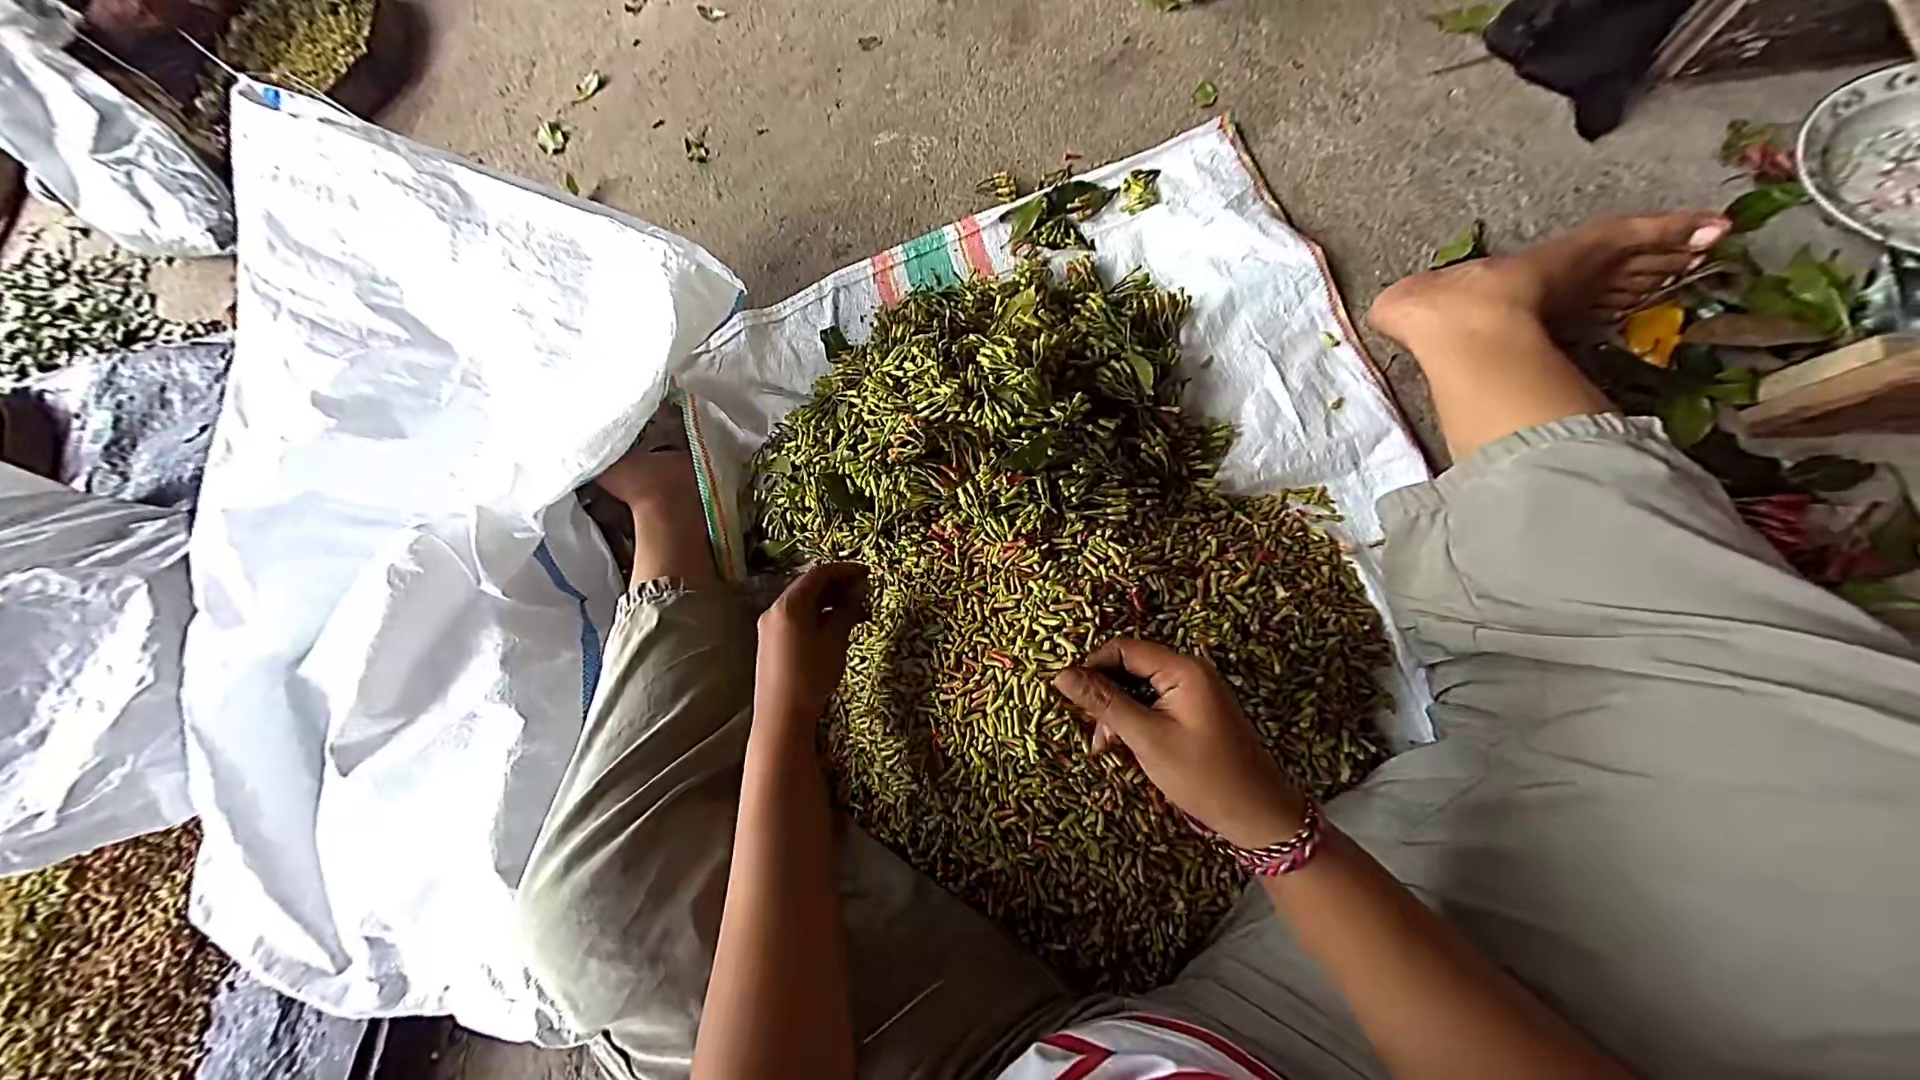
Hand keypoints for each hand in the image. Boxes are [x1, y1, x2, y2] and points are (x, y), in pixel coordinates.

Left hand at [755, 563, 869, 722]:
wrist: (781, 716)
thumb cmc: (811, 675)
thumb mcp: (834, 640)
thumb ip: (846, 610)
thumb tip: (859, 589)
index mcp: (789, 605)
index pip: (818, 574)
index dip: (844, 570)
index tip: (867, 573)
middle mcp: (775, 609)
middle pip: (809, 586)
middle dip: (838, 586)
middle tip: (864, 592)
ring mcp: (770, 626)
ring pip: (804, 603)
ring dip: (829, 602)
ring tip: (857, 613)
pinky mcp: (771, 641)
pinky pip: (797, 618)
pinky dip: (818, 616)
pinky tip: (837, 627)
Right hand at [1052, 638, 1305, 848]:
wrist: (1260, 816)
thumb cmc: (1204, 776)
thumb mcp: (1146, 738)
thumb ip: (1104, 702)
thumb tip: (1061, 674)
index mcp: (1183, 669)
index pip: (1122, 649)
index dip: (1091, 667)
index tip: (1067, 695)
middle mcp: (1189, 671)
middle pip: (1129, 666)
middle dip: (1104, 693)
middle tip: (1088, 727)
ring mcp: (1194, 691)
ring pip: (1138, 687)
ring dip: (1116, 711)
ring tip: (1105, 745)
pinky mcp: (1193, 710)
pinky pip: (1153, 702)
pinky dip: (1134, 719)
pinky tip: (1122, 744)